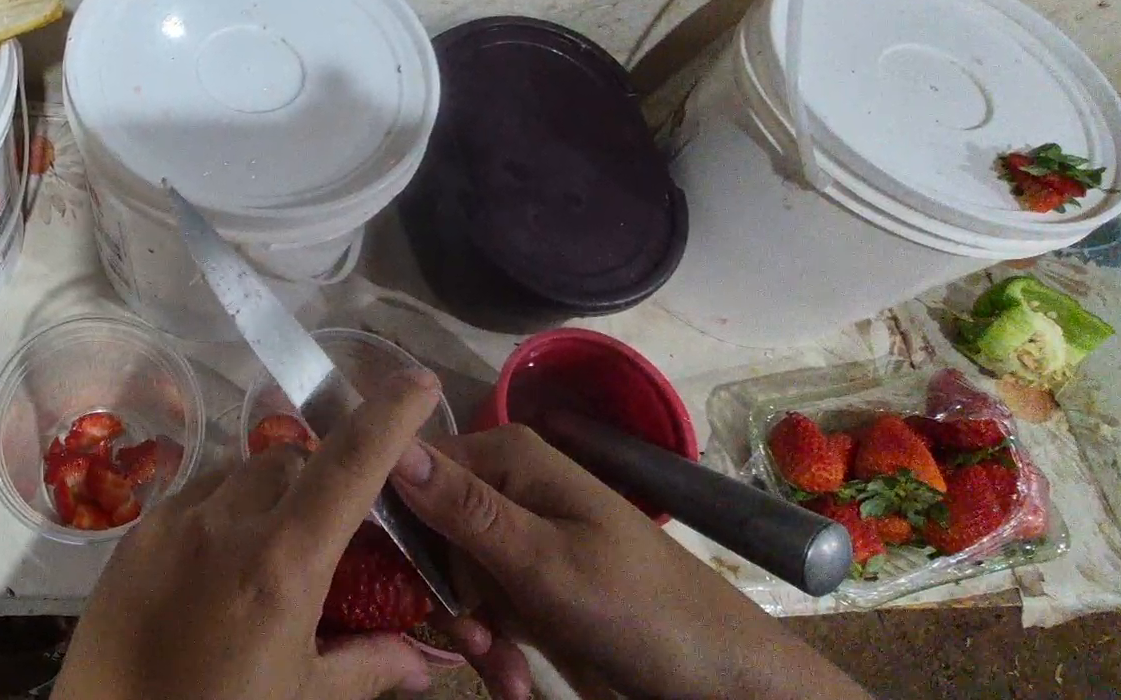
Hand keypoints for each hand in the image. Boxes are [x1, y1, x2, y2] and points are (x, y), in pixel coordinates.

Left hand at [52, 371, 443, 699]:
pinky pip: (194, 494)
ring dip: (268, 490)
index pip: (347, 468)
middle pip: (289, 459)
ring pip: (239, 470)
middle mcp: (224, 522)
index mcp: (280, 564)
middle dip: (320, 476)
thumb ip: (368, 666)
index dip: (387, 418)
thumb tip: (425, 657)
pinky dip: (221, 508)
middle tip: (331, 526)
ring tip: (270, 545)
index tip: (417, 381)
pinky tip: (217, 559)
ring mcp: (172, 520)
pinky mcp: (136, 532)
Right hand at [390, 425, 872, 699]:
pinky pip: (481, 600)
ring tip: (503, 671)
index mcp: (506, 457)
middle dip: (443, 594)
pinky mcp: (528, 575)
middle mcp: (505, 483)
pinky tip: (515, 676)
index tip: (403, 585)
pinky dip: (490, 640)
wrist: (730, 682)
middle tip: (473, 642)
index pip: (410, 469)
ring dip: (469, 627)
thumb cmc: (640, 610)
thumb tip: (390, 444)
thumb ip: (464, 508)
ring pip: (451, 573)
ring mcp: (518, 531)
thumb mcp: (544, 563)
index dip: (397, 524)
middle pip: (428, 528)